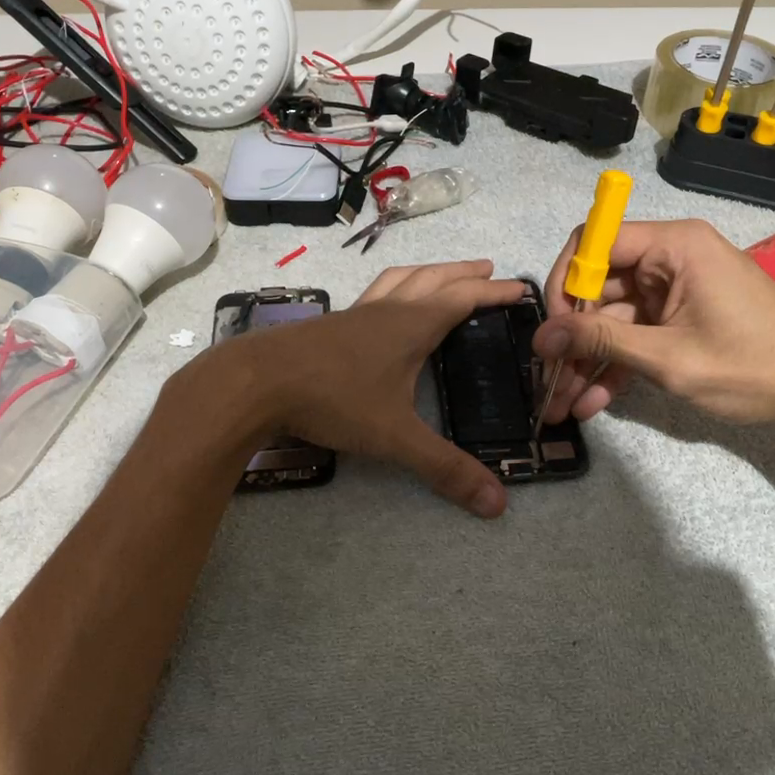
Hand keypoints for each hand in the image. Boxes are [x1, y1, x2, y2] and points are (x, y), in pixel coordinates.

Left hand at [188, 260, 525, 517]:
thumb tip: (498, 504)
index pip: (463, 298)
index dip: (493, 292)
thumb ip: (445, 468)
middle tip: (488, 270)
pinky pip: (371, 295)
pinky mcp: (328, 325)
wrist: (255, 382)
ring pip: (398, 280)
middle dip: (463, 273)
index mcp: (411, 326)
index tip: (519, 287)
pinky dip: (392, 290)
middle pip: (432, 279)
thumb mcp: (395, 438)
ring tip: (441, 276)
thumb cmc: (333, 400)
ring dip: (427, 273)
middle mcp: (386, 311)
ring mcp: (353, 314)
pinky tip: (383, 310)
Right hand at [532, 219, 774, 432]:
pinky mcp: (682, 317)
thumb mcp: (668, 357)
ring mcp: (677, 290)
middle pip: (599, 287)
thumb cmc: (752, 367)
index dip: (564, 282)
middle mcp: (672, 258)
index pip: (594, 242)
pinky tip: (594, 403)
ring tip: (563, 405)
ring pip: (614, 319)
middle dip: (573, 337)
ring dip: (590, 361)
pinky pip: (636, 335)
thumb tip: (541, 337)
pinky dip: (617, 366)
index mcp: (675, 246)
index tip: (551, 329)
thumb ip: (601, 341)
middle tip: (548, 380)